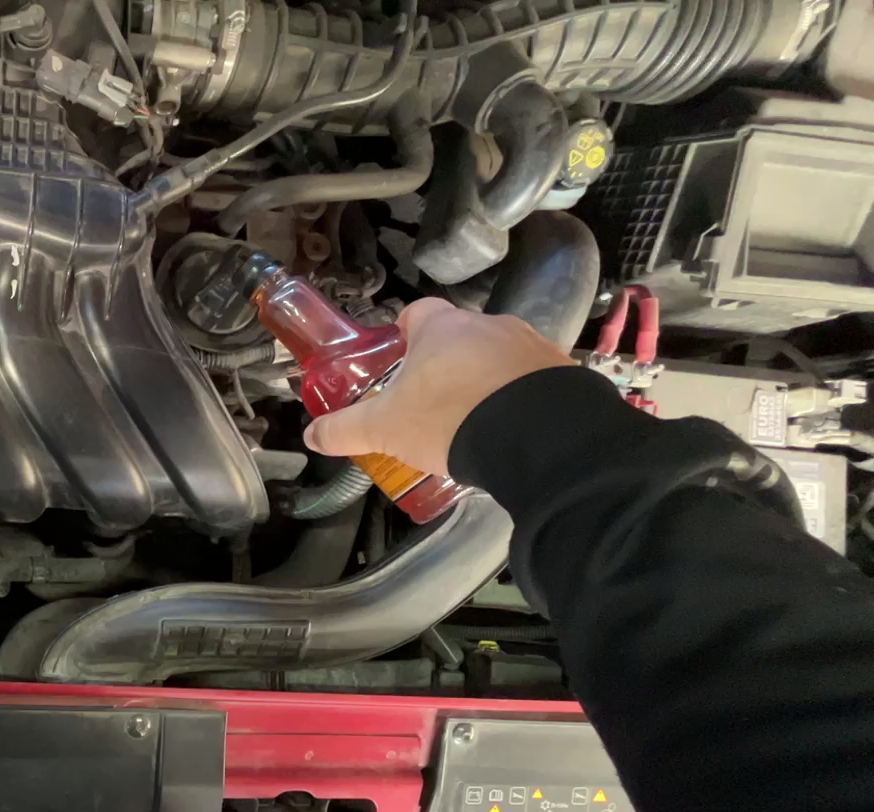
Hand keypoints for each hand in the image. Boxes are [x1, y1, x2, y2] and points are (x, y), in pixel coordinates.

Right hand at [303, 297, 575, 476]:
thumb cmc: (447, 417)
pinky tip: (501, 428)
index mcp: (440, 329)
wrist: (538, 437)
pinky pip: (528, 379)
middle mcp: (488, 325)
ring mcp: (530, 345)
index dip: (402, 333)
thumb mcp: (382, 429)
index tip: (395, 358)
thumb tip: (310, 435)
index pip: (416, 312)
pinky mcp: (562, 371)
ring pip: (493, 357)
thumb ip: (343, 430)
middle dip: (439, 364)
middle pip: (455, 337)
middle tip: (423, 400)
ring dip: (478, 380)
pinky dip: (512, 397)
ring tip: (465, 419)